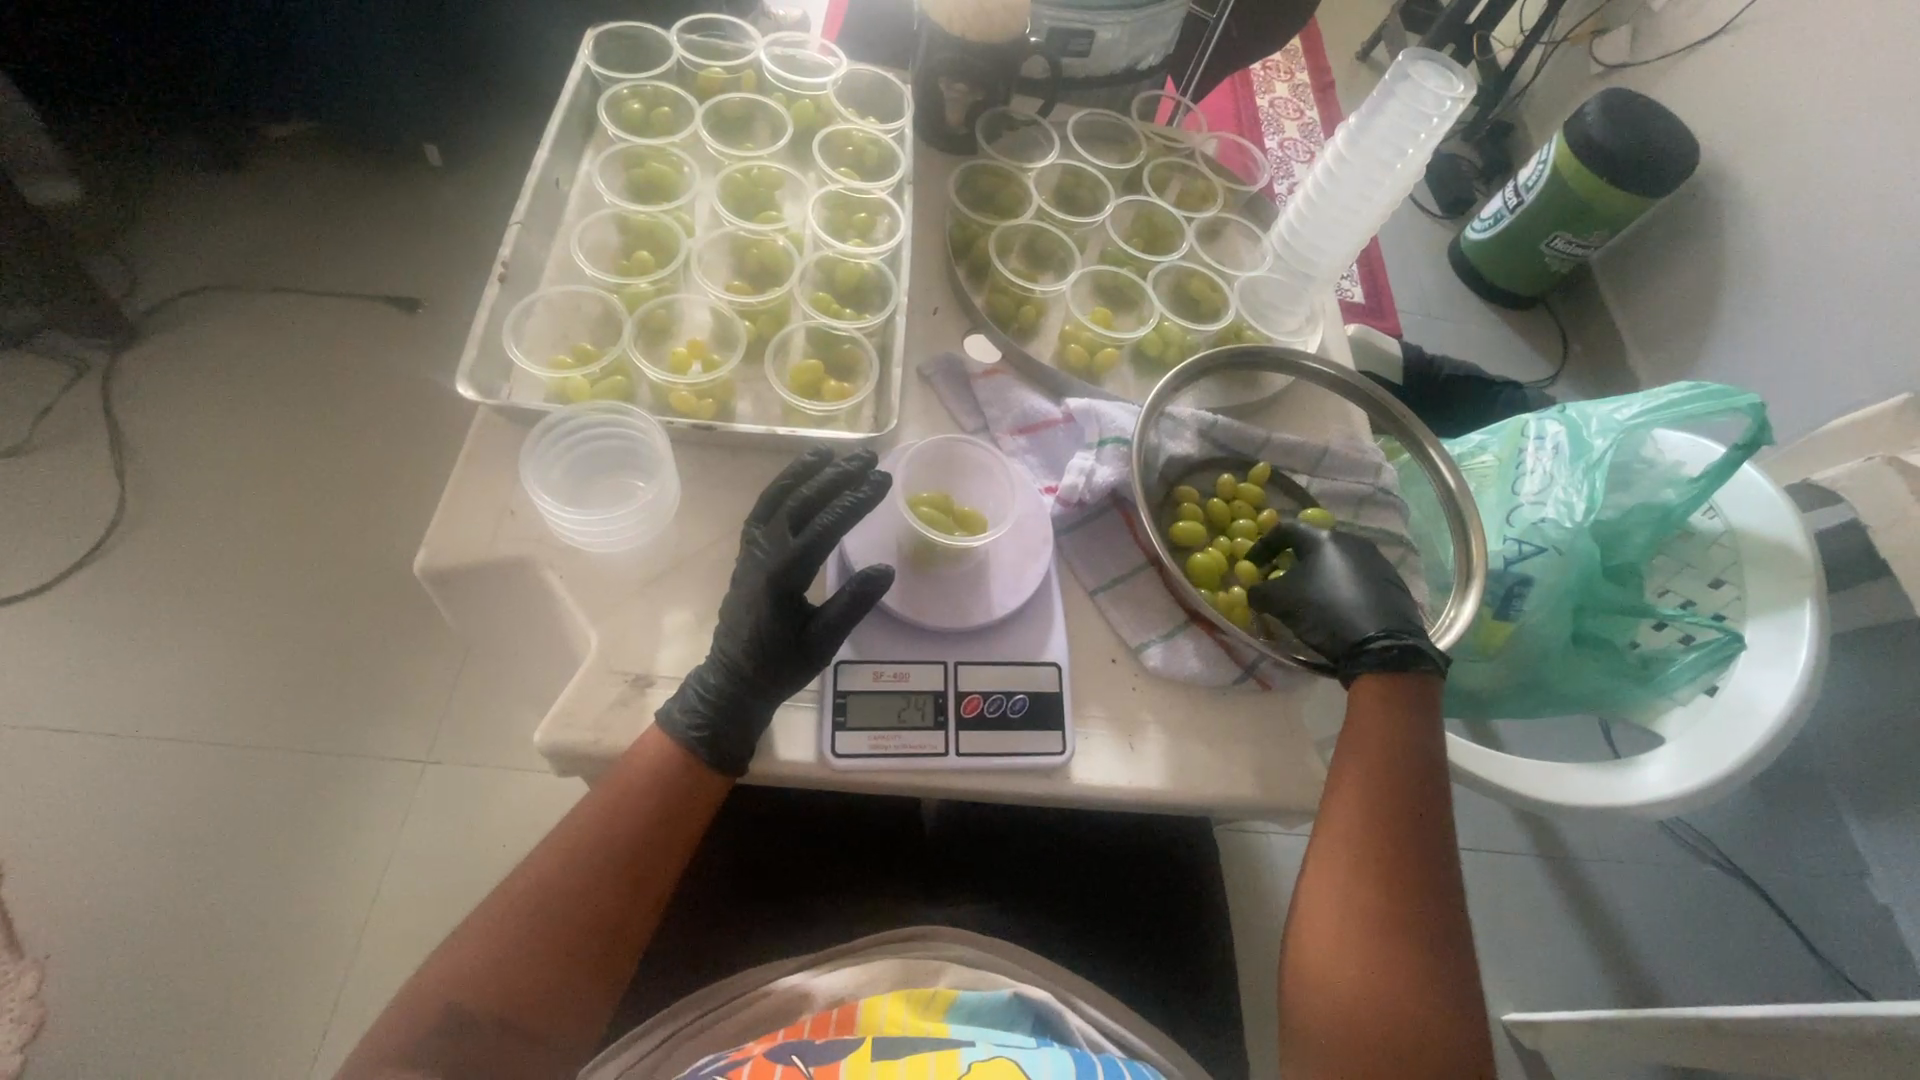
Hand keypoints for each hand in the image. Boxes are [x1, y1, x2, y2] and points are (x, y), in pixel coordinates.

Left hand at [654, 448, 895, 775]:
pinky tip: (800, 475)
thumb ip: (852, 604)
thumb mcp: (823, 643)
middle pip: (801, 502)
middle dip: (835, 476)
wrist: (734, 680)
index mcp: (784, 576)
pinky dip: (782, 486)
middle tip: (868, 456)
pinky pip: (763, 509)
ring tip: (832, 451)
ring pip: (778, 499)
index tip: (882, 480)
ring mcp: (751, 550)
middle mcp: (764, 554)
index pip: (824, 527)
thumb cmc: (782, 666)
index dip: (855, 501)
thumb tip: (886, 569)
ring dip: (805, 473)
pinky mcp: (747, 551)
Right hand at [1246, 521, 1447, 686]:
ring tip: (1307, 598)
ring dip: (1316, 575)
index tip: (1252, 567)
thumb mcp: (1280, 602)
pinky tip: (1335, 609)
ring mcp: (1377, 561)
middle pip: (1313, 545)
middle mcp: (1352, 541)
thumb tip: (1254, 591)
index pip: (1284, 530)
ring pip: (1336, 562)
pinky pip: (1356, 578)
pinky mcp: (1392, 583)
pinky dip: (1338, 588)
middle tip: (1278, 581)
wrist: (1383, 646)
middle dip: (1290, 562)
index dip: (1262, 547)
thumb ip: (1259, 591)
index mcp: (1323, 539)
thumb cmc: (1324, 612)